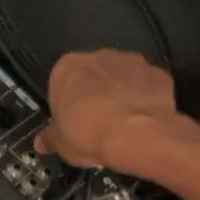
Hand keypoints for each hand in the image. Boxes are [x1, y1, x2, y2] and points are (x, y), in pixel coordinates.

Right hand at [34, 48, 199, 173]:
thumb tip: (41, 143)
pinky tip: (141, 120)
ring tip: (120, 122)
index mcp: (67, 67)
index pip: (61, 81)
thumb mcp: (59, 143)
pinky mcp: (158, 74)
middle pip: (93, 75)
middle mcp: (99, 56)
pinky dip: (144, 99)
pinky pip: (146, 86)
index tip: (70, 119)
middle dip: (93, 93)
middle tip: (94, 121)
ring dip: (120, 93)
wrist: (136, 135)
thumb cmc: (87, 133)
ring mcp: (132, 62)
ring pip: (121, 77)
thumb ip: (49, 138)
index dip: (66, 102)